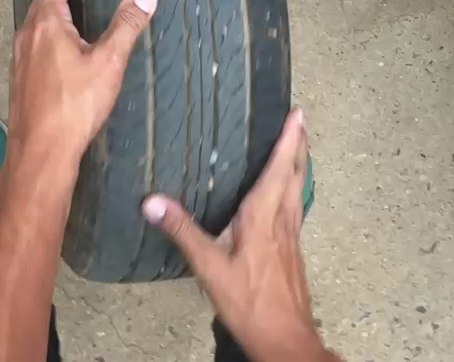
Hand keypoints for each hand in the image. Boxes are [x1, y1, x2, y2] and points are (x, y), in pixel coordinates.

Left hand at [6, 0, 155, 171]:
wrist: (40, 150)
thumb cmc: (74, 106)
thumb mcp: (108, 63)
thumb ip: (126, 26)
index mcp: (47, 24)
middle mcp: (28, 35)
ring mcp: (20, 57)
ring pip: (32, 22)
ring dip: (44, 8)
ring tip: (53, 1)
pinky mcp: (20, 77)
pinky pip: (31, 43)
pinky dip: (41, 32)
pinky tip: (49, 46)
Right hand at [143, 109, 337, 361]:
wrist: (287, 344)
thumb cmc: (251, 305)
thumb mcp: (211, 268)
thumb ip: (183, 232)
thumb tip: (153, 201)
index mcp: (264, 218)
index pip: (279, 170)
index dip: (288, 140)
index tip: (296, 114)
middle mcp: (282, 222)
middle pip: (296, 175)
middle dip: (298, 146)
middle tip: (300, 121)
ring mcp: (291, 238)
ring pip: (298, 191)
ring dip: (299, 165)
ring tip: (297, 147)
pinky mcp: (293, 253)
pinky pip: (295, 208)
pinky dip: (293, 188)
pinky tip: (285, 195)